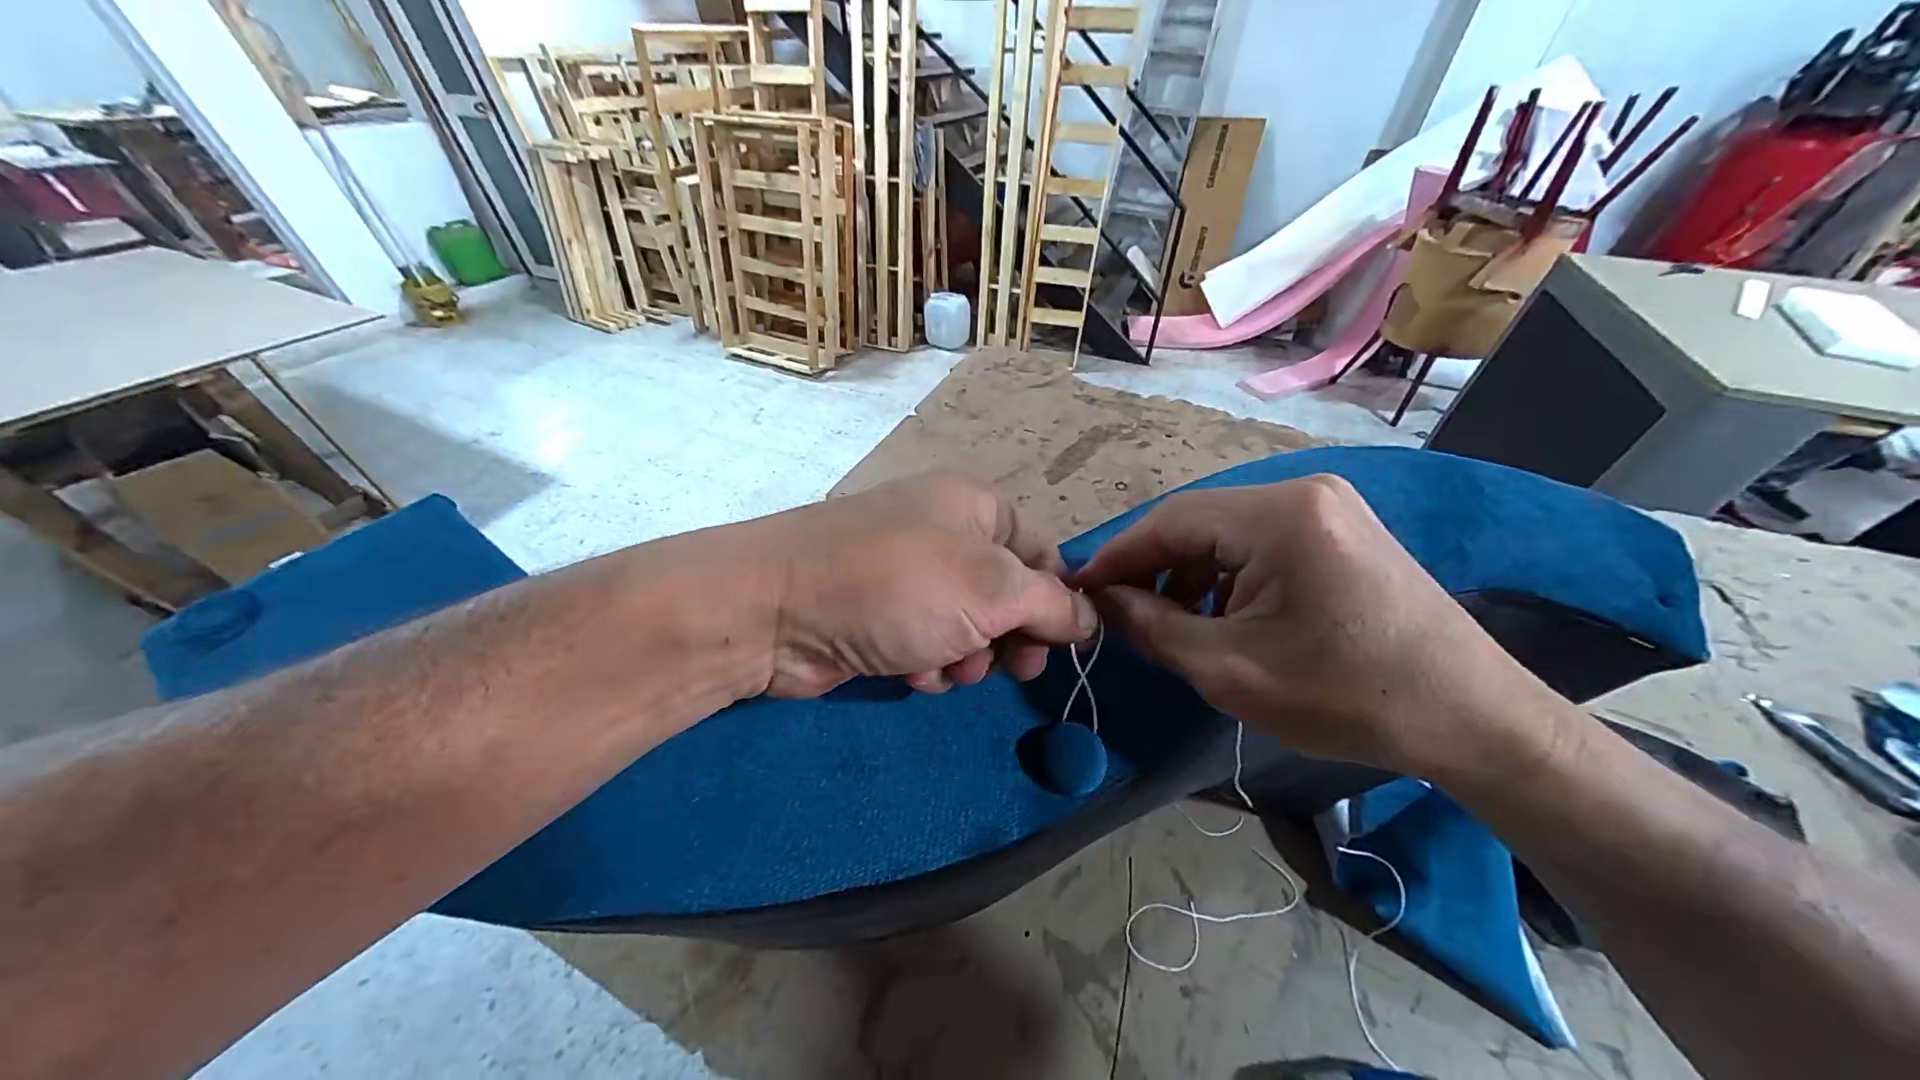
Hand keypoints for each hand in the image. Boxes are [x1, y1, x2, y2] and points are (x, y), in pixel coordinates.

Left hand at [745, 473, 1097, 697]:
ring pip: (970, 626)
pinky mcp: (881, 616)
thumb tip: (1090, 618)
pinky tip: (914, 672)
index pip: (1043, 552)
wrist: (777, 609)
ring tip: (948, 667)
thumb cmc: (898, 585)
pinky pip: (930, 642)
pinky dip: (930, 663)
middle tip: (1012, 667)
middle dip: (1011, 636)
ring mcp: (908, 576)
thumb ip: (1051, 605)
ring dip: (969, 655)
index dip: (1057, 600)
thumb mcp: (991, 589)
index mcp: (976, 506)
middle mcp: (944, 534)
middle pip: (1008, 594)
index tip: (1061, 645)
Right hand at [1073, 475, 1561, 775]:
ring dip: (1187, 575)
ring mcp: (1326, 507)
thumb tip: (1101, 601)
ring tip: (1170, 625)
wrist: (1474, 718)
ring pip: (1225, 534)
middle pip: (1196, 523)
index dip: (1116, 557)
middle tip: (1119, 615)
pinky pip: (1259, 543)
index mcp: (1279, 515)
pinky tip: (1220, 616)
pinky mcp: (1339, 529)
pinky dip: (1226, 577)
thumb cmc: (1349, 697)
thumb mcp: (1230, 670)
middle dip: (1152, 569)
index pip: (1169, 521)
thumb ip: (1152, 628)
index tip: (1079, 592)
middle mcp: (1302, 491)